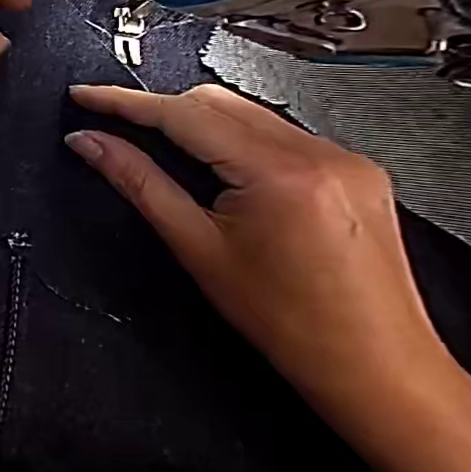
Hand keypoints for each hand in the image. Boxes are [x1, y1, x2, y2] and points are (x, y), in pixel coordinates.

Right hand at [63, 84, 446, 404]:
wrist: (382, 375)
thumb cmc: (298, 328)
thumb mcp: (199, 249)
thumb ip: (139, 183)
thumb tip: (93, 144)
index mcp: (281, 174)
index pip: (182, 114)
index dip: (124, 102)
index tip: (88, 96)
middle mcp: (320, 153)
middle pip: (213, 101)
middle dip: (160, 110)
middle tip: (117, 126)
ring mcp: (343, 156)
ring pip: (245, 110)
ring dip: (199, 123)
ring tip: (168, 152)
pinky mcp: (354, 166)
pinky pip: (278, 129)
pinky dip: (239, 138)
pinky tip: (224, 167)